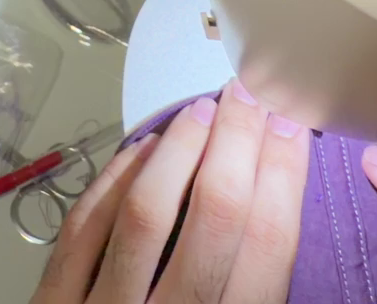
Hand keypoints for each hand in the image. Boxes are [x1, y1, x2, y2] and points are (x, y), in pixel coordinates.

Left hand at [31, 81, 311, 303]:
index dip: (283, 175)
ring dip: (179, 150)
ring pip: (146, 213)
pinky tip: (140, 147)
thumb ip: (257, 293)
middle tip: (250, 92)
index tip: (292, 123)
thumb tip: (279, 205)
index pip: (267, 247)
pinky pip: (84, 230)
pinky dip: (113, 182)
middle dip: (238, 143)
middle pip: (214, 216)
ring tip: (203, 109)